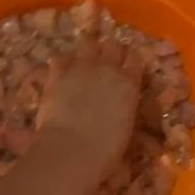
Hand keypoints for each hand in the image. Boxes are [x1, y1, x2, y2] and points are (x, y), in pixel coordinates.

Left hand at [35, 38, 141, 178]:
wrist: (72, 149)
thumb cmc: (105, 151)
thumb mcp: (125, 128)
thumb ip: (123, 108)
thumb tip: (119, 106)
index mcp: (128, 84)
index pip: (135, 58)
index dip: (131, 59)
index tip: (128, 64)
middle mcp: (107, 68)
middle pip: (112, 45)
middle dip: (110, 50)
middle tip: (106, 60)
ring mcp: (82, 66)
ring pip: (88, 43)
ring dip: (88, 50)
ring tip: (84, 61)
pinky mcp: (59, 71)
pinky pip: (61, 56)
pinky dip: (63, 62)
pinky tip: (61, 71)